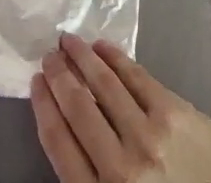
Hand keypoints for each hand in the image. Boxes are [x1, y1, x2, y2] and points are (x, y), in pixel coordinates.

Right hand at [31, 34, 210, 182]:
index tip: (35, 82)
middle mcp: (120, 166)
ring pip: (104, 86)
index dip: (44, 107)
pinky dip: (116, 58)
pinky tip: (102, 47)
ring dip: (82, 58)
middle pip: (78, 109)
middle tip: (48, 54)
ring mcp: (149, 135)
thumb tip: (67, 126)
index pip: (58, 143)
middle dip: (59, 77)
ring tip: (68, 41)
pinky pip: (136, 77)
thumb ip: (92, 177)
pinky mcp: (175, 113)